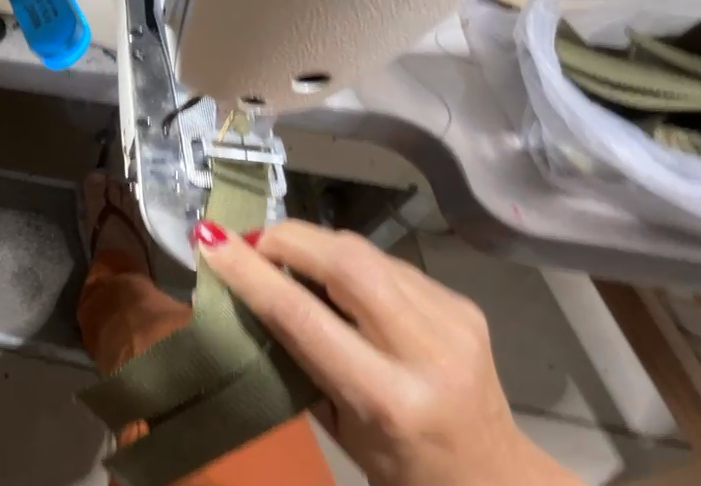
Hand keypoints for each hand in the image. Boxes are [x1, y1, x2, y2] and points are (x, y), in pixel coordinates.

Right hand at [196, 220, 576, 485]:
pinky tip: (331, 277)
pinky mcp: (462, 303)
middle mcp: (428, 354)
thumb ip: (287, 347)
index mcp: (388, 399)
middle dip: (282, 239)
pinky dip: (341, 257)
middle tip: (244, 243)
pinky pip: (382, 260)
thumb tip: (231, 283)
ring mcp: (453, 323)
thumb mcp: (331, 417)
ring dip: (308, 243)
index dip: (248, 271)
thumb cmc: (394, 461)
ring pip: (361, 250)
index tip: (207, 240)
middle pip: (343, 263)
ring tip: (280, 256)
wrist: (494, 477)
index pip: (302, 315)